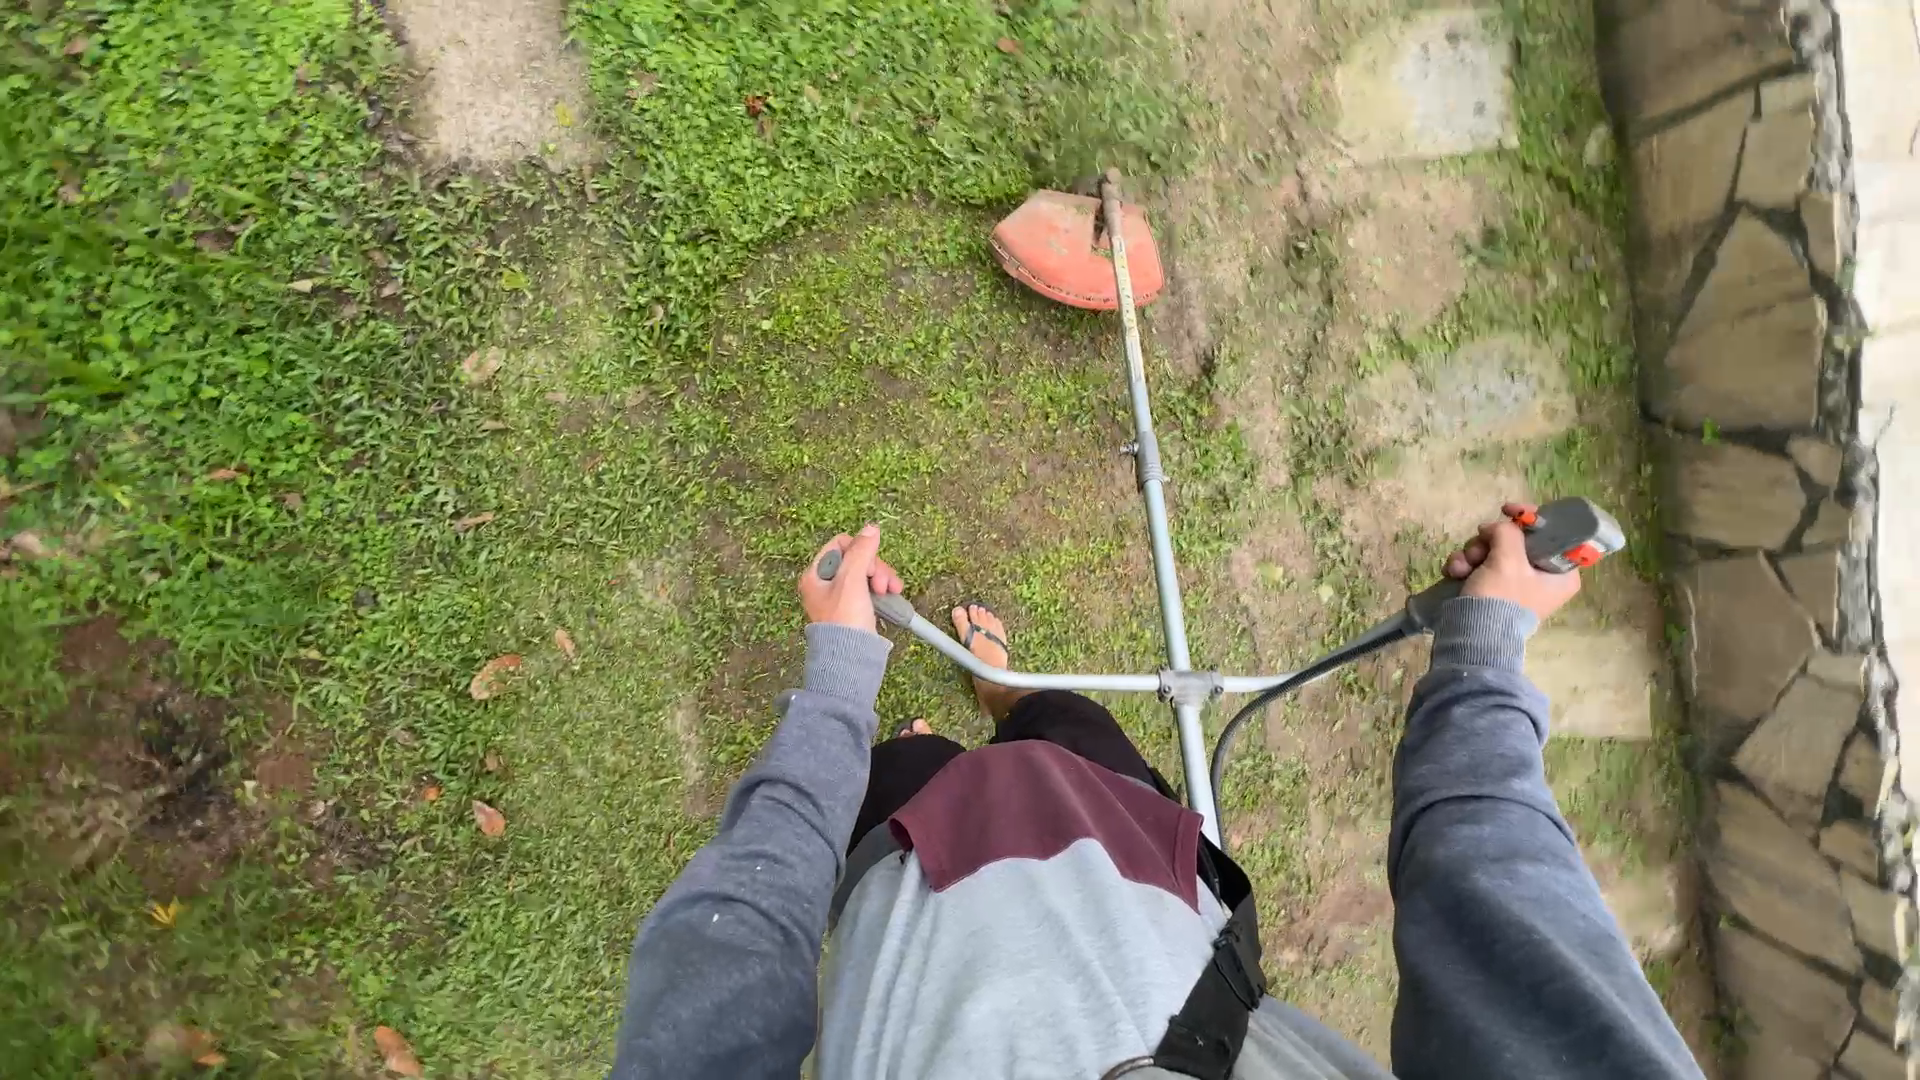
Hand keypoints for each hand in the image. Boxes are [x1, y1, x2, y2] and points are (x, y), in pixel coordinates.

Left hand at [798, 524, 902, 632]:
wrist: (851, 658)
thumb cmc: (846, 619)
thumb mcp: (853, 579)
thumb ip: (862, 551)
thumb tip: (871, 528)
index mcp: (816, 574)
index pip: (840, 545)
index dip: (860, 550)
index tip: (871, 567)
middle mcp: (825, 584)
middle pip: (856, 559)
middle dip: (876, 568)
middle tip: (885, 584)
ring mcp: (840, 597)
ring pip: (866, 573)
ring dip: (882, 578)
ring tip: (893, 591)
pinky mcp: (853, 608)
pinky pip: (869, 589)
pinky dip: (881, 589)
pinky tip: (892, 596)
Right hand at [1442, 502, 1580, 622]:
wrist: (1473, 635)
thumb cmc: (1500, 598)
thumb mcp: (1507, 560)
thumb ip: (1507, 534)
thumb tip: (1496, 527)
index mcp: (1561, 573)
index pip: (1552, 533)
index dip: (1529, 518)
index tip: (1506, 509)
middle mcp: (1541, 577)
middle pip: (1515, 541)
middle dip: (1489, 542)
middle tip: (1478, 550)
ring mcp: (1514, 584)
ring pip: (1491, 551)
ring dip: (1471, 553)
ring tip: (1461, 567)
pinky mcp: (1490, 589)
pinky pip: (1478, 565)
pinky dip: (1463, 566)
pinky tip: (1454, 573)